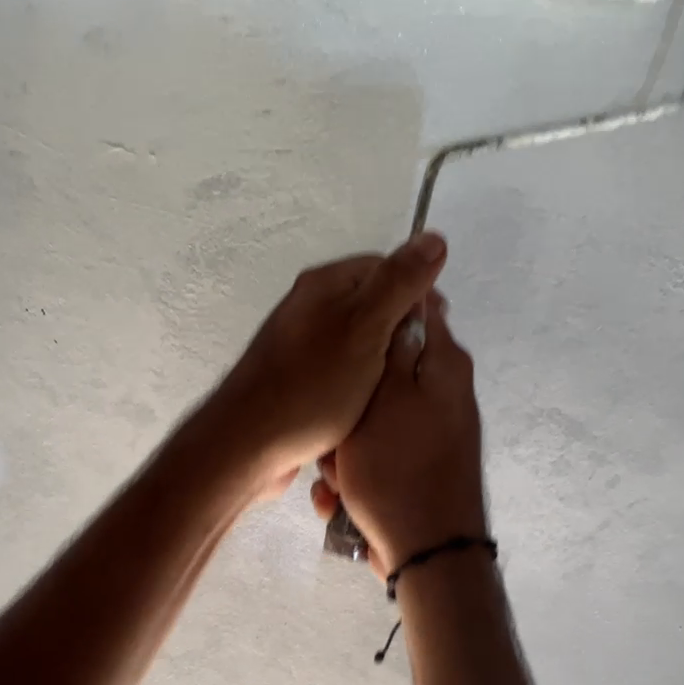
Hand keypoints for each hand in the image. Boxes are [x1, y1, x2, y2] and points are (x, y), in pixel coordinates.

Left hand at [205, 233, 448, 494]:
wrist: (248, 447)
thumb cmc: (311, 388)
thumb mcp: (365, 329)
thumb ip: (399, 284)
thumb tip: (434, 237)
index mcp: (325, 284)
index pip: (386, 269)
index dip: (418, 294)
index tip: (436, 329)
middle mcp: (309, 308)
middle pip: (373, 306)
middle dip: (401, 331)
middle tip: (418, 365)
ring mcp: (300, 347)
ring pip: (359, 344)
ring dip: (382, 363)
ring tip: (398, 389)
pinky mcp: (296, 382)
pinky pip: (341, 374)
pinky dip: (360, 386)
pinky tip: (371, 407)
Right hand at [311, 296, 486, 575]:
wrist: (426, 552)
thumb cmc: (397, 466)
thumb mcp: (384, 396)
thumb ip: (393, 345)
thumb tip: (412, 295)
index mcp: (444, 365)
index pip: (413, 310)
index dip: (371, 317)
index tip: (340, 341)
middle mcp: (443, 394)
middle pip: (380, 374)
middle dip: (346, 403)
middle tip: (334, 431)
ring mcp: (430, 435)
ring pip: (370, 421)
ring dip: (344, 448)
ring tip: (335, 476)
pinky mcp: (415, 470)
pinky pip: (376, 457)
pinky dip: (354, 477)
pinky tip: (339, 500)